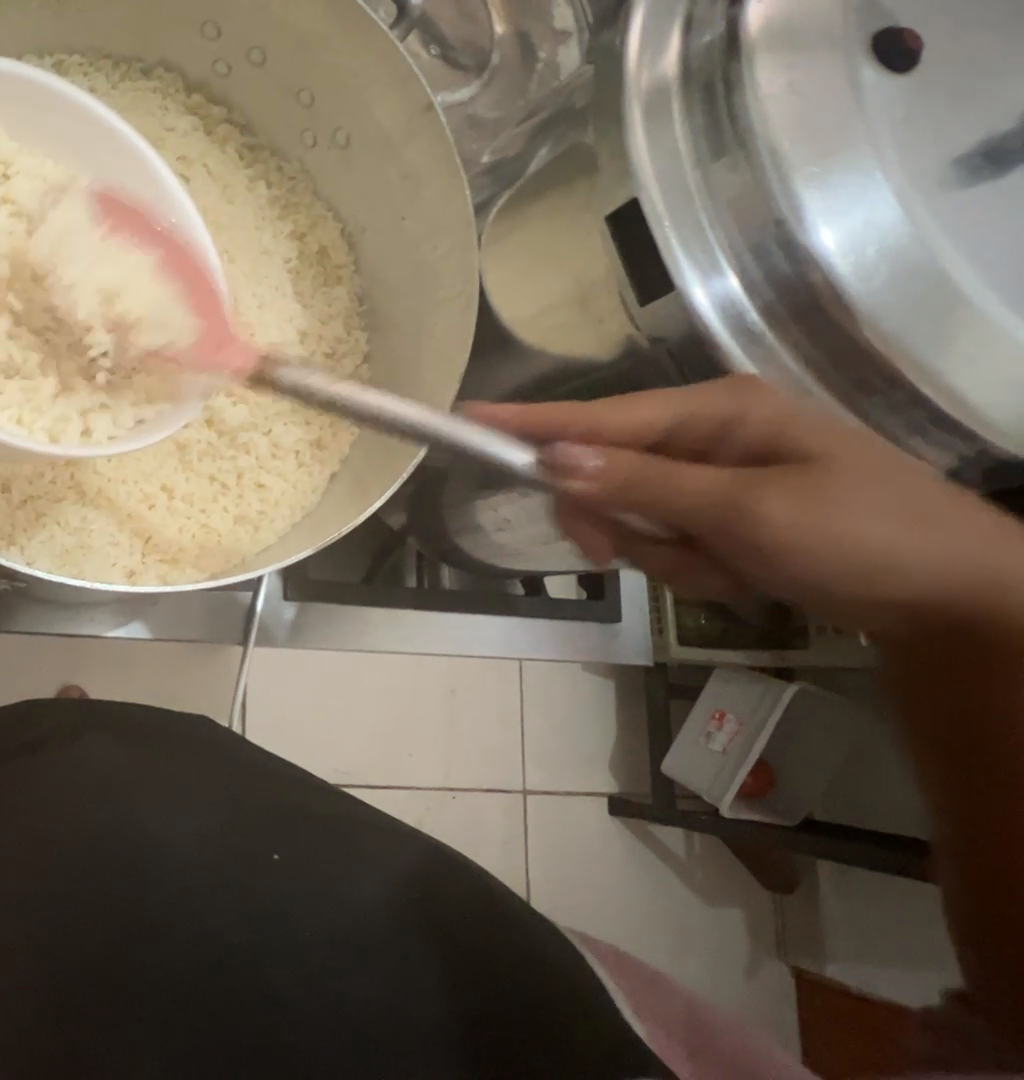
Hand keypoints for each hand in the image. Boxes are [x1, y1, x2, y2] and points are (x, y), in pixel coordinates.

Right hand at [468, 376, 1023, 635]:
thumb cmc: (862, 536)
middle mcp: (702, 435)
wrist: (954, 600)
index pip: (596, 417)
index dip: (527, 423)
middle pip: (599, 474)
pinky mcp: (716, 513)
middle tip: (622, 555)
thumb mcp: (745, 512)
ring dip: (661, 553)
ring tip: (726, 568)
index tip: (464, 419)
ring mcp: (709, 476)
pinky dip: (685, 567)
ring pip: (626, 517)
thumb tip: (551, 459)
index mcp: (713, 412)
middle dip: (613, 521)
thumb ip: (641, 485)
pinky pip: (658, 541)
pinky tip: (736, 574)